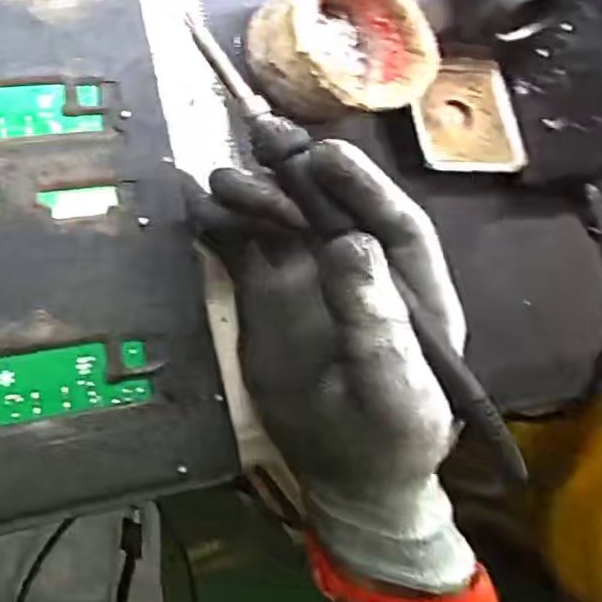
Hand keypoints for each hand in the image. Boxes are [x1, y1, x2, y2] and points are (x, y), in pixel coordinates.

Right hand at [186, 140, 474, 593]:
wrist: (336, 468)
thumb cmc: (384, 435)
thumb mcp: (394, 389)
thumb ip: (374, 317)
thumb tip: (349, 242)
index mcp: (406, 286)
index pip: (391, 223)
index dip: (360, 184)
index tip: (322, 152)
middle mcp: (353, 267)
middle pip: (325, 205)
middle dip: (295, 169)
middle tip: (258, 133)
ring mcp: (302, 273)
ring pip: (275, 216)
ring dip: (250, 192)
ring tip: (218, 183)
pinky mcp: (259, 285)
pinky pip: (235, 242)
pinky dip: (214, 221)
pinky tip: (194, 208)